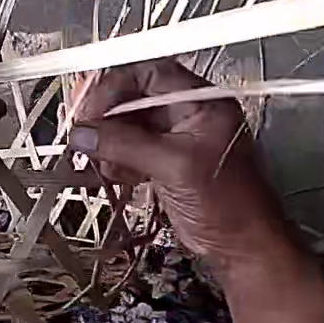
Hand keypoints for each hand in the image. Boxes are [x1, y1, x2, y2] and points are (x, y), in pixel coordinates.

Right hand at [72, 60, 296, 275]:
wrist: (243, 248)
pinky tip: (113, 174)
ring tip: (98, 161)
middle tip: (80, 131)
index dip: (113, 87)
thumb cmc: (225, 202)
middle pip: (133, 97)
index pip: (148, 74)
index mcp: (200, 100)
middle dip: (105, 115)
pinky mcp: (164, 160)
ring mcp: (174, 136)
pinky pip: (130, 148)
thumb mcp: (174, 166)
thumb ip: (125, 145)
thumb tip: (80, 133)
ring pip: (127, 124)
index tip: (87, 110)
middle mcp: (186, 111)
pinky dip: (115, 158)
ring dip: (107, 140)